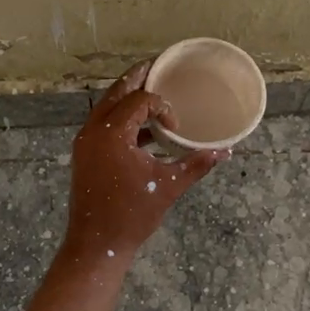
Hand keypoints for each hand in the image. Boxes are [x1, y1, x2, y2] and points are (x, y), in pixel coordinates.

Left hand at [67, 60, 228, 257]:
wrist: (96, 245)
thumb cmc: (132, 215)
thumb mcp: (169, 187)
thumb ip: (196, 164)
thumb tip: (225, 151)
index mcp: (113, 134)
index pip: (140, 101)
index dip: (162, 107)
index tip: (176, 128)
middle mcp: (94, 131)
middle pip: (117, 92)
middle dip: (137, 78)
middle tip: (156, 65)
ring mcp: (85, 142)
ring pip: (107, 107)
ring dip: (128, 97)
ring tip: (149, 90)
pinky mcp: (84, 154)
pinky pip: (103, 124)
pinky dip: (121, 118)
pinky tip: (142, 130)